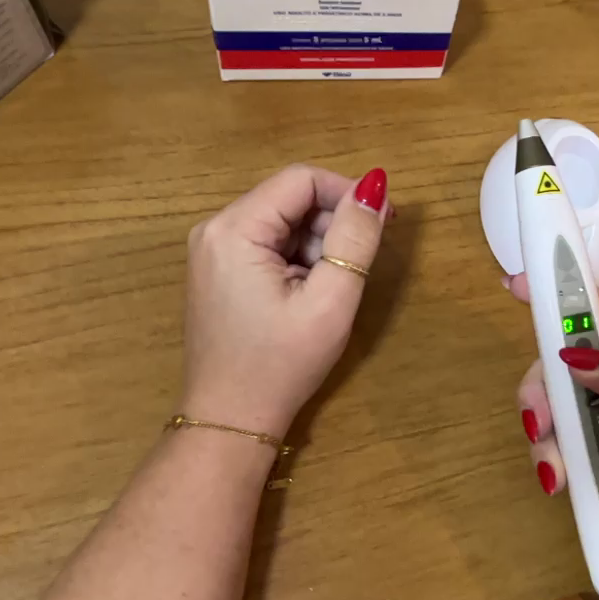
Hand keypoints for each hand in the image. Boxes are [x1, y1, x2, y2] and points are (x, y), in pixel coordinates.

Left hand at [181, 165, 389, 437]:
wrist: (232, 420)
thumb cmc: (282, 363)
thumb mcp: (331, 300)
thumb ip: (355, 238)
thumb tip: (375, 185)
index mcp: (234, 229)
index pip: (302, 179)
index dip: (348, 193)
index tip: (384, 224)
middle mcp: (216, 229)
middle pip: (291, 198)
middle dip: (333, 224)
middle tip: (356, 270)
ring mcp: (214, 251)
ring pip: (285, 222)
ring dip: (319, 245)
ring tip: (330, 292)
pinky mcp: (221, 271)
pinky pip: (271, 245)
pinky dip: (301, 260)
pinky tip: (309, 297)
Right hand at [507, 277, 598, 572]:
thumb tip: (574, 357)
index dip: (562, 293)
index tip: (517, 284)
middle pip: (559, 357)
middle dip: (541, 385)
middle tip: (540, 420)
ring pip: (549, 401)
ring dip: (542, 429)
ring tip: (555, 468)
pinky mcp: (585, 457)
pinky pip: (550, 441)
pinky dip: (546, 457)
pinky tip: (556, 481)